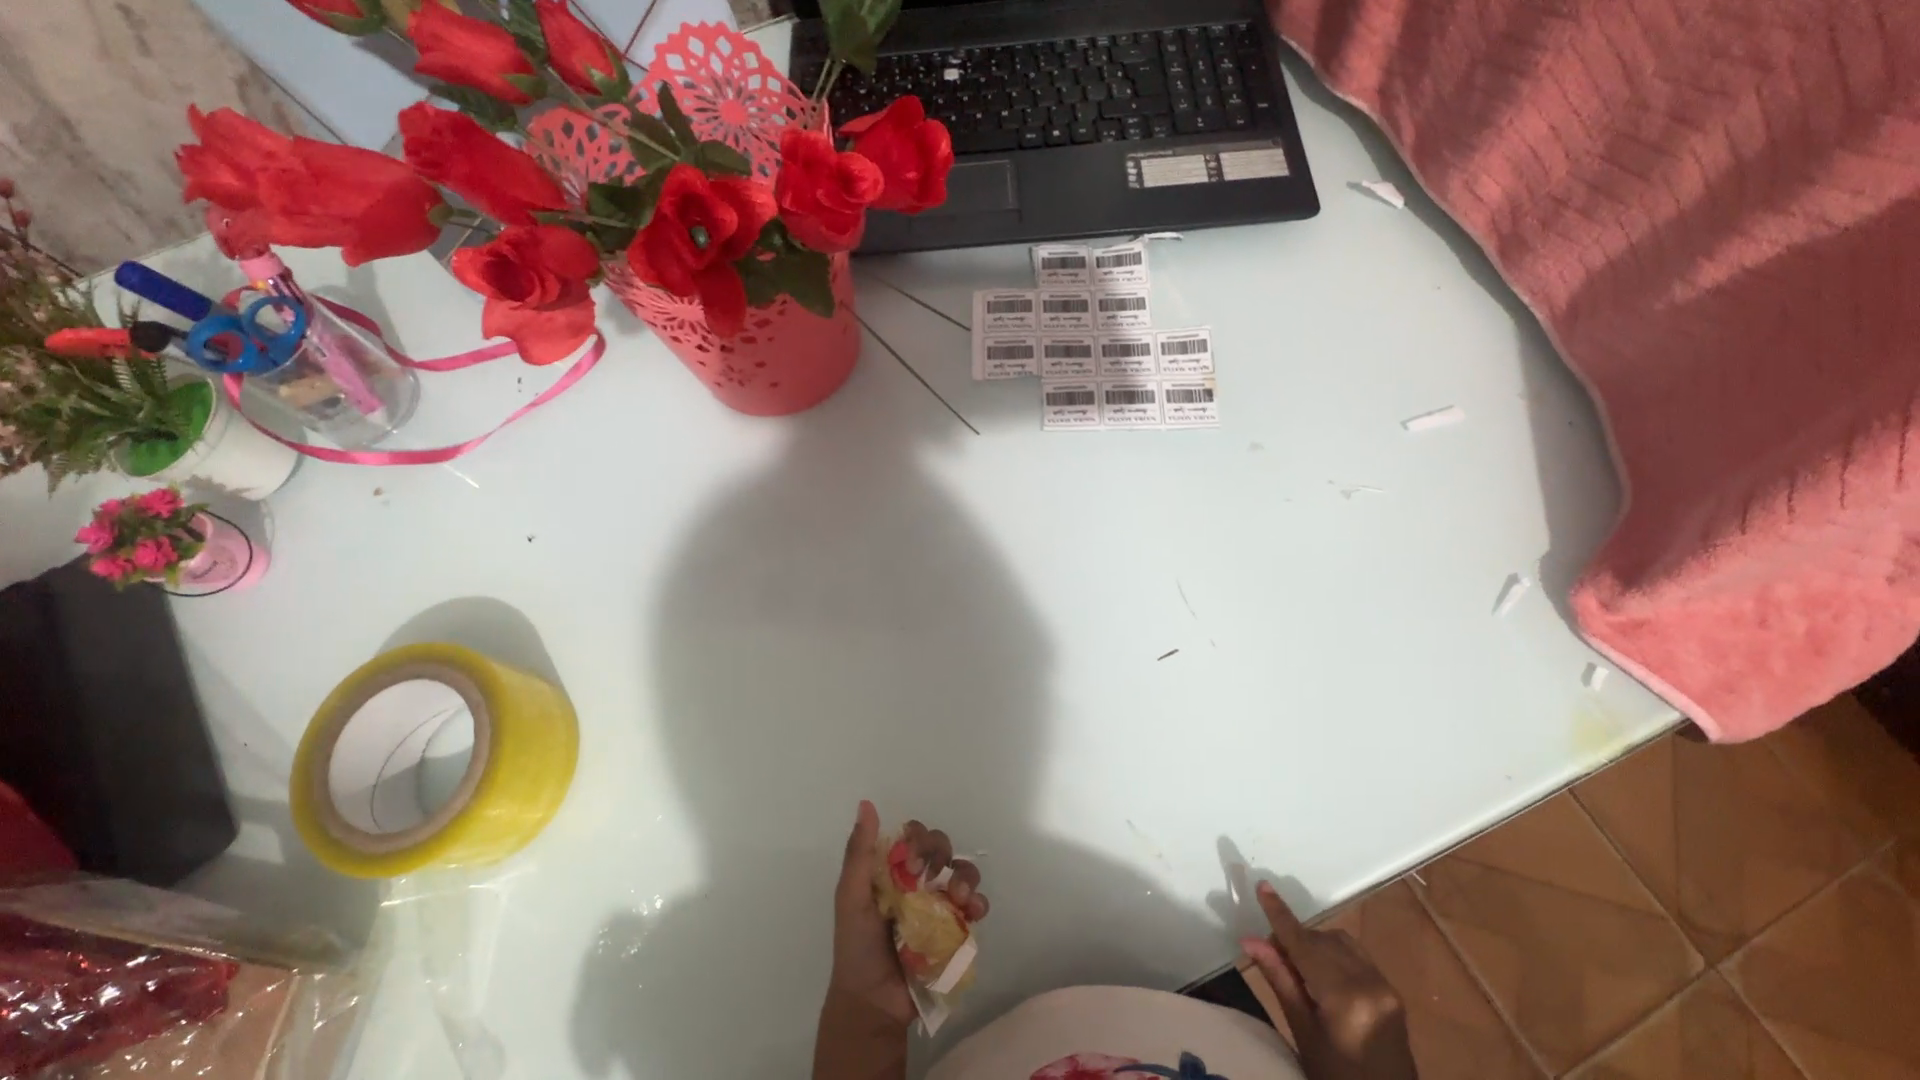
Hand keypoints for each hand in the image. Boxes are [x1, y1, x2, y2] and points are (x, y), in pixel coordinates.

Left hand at [828, 802, 988, 1026]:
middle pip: (941, 848)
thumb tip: (866, 804)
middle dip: (942, 855)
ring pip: (962, 872)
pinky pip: (975, 904)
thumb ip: (860, 853)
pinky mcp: (955, 928)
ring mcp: (937, 904)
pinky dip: (978, 902)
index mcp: (890, 870)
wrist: (874, 1002)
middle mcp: (916, 882)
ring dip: (964, 877)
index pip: (912, 836)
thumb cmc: (857, 947)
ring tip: (958, 898)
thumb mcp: (851, 897)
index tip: (912, 862)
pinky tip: (973, 912)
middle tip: (932, 879)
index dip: (918, 840)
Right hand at [1240, 881, 1417, 1079]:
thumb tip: (1250, 940)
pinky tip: (1319, 974)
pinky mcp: (1391, 991)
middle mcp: (1369, 981)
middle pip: (1322, 940)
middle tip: (1269, 952)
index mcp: (1345, 996)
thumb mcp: (1303, 1034)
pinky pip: (1356, 956)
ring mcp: (1385, 985)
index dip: (1280, 915)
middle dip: (1293, 937)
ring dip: (1314, 943)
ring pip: (1340, 943)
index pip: (1304, 944)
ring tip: (1294, 966)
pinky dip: (1333, 954)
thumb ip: (1280, 981)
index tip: (1262, 886)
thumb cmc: (1336, 1079)